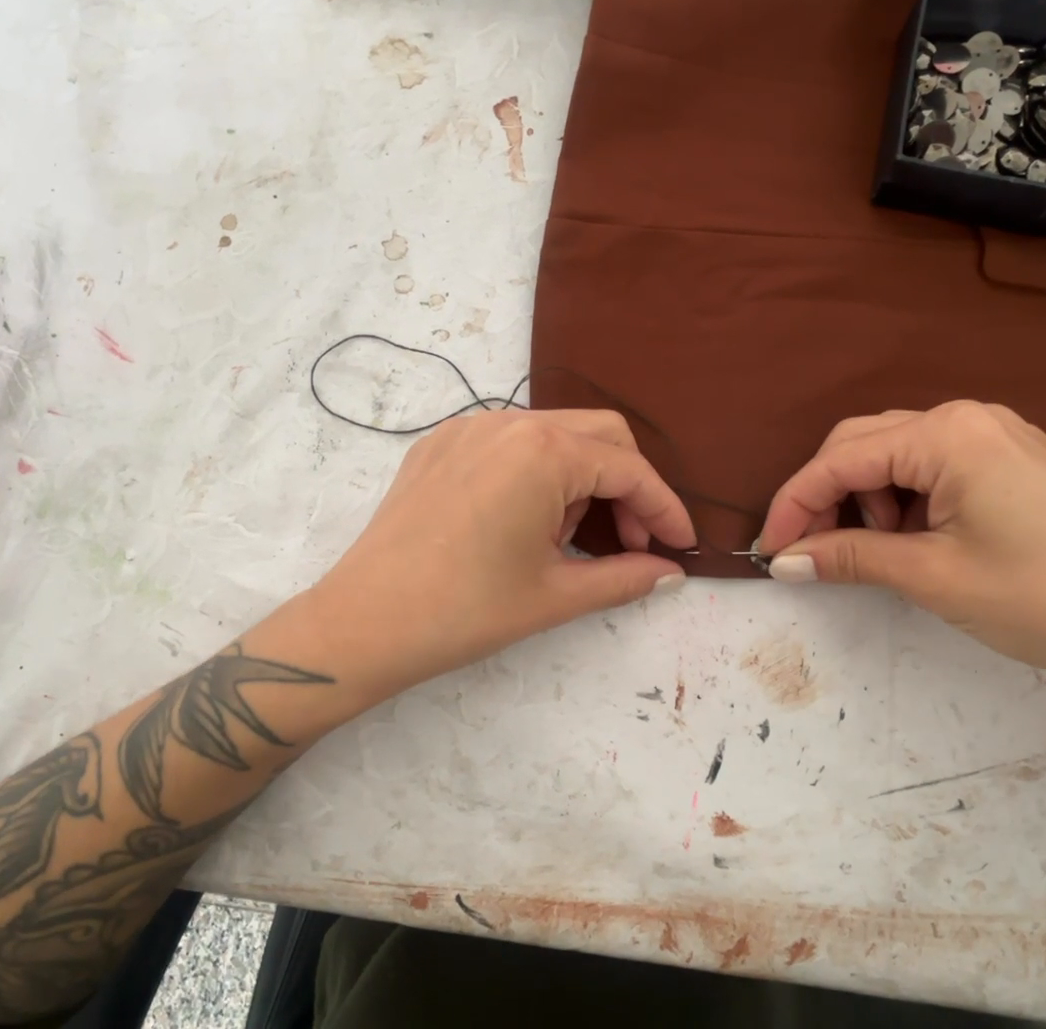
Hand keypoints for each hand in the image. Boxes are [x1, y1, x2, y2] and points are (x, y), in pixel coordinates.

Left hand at [301, 410, 696, 687]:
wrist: (365, 622)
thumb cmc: (467, 610)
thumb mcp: (557, 595)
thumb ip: (626, 577)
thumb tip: (670, 574)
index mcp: (544, 452)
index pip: (630, 469)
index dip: (664, 508)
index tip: (681, 546)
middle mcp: (508, 423)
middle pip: (598, 435)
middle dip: (627, 486)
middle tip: (631, 542)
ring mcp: (467, 429)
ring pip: (554, 434)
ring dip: (582, 478)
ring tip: (570, 539)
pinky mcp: (438, 445)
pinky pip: (509, 443)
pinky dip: (536, 472)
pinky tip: (525, 521)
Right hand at [757, 401, 1045, 682]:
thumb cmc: (1045, 595)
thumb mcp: (933, 577)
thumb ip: (850, 558)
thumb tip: (785, 561)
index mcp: (944, 434)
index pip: (839, 459)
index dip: (793, 505)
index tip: (768, 553)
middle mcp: (966, 418)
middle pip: (863, 444)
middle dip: (827, 497)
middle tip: (812, 554)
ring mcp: (997, 435)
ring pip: (897, 456)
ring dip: (868, 500)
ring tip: (877, 554)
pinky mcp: (1016, 461)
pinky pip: (936, 467)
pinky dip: (907, 501)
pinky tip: (917, 541)